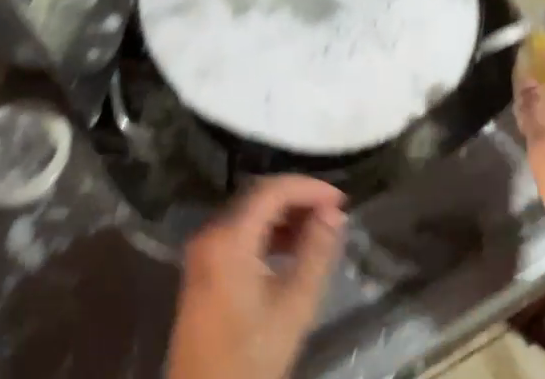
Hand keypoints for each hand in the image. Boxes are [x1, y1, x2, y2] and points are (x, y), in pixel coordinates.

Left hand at [166, 175, 345, 378]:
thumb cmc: (253, 355)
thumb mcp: (294, 305)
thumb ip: (316, 253)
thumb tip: (334, 213)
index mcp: (229, 239)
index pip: (271, 191)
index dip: (308, 188)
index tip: (341, 199)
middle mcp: (210, 233)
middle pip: (257, 197)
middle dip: (298, 199)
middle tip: (334, 212)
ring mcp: (203, 249)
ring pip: (248, 214)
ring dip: (283, 216)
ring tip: (320, 229)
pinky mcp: (203, 266)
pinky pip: (238, 232)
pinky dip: (266, 233)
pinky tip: (291, 248)